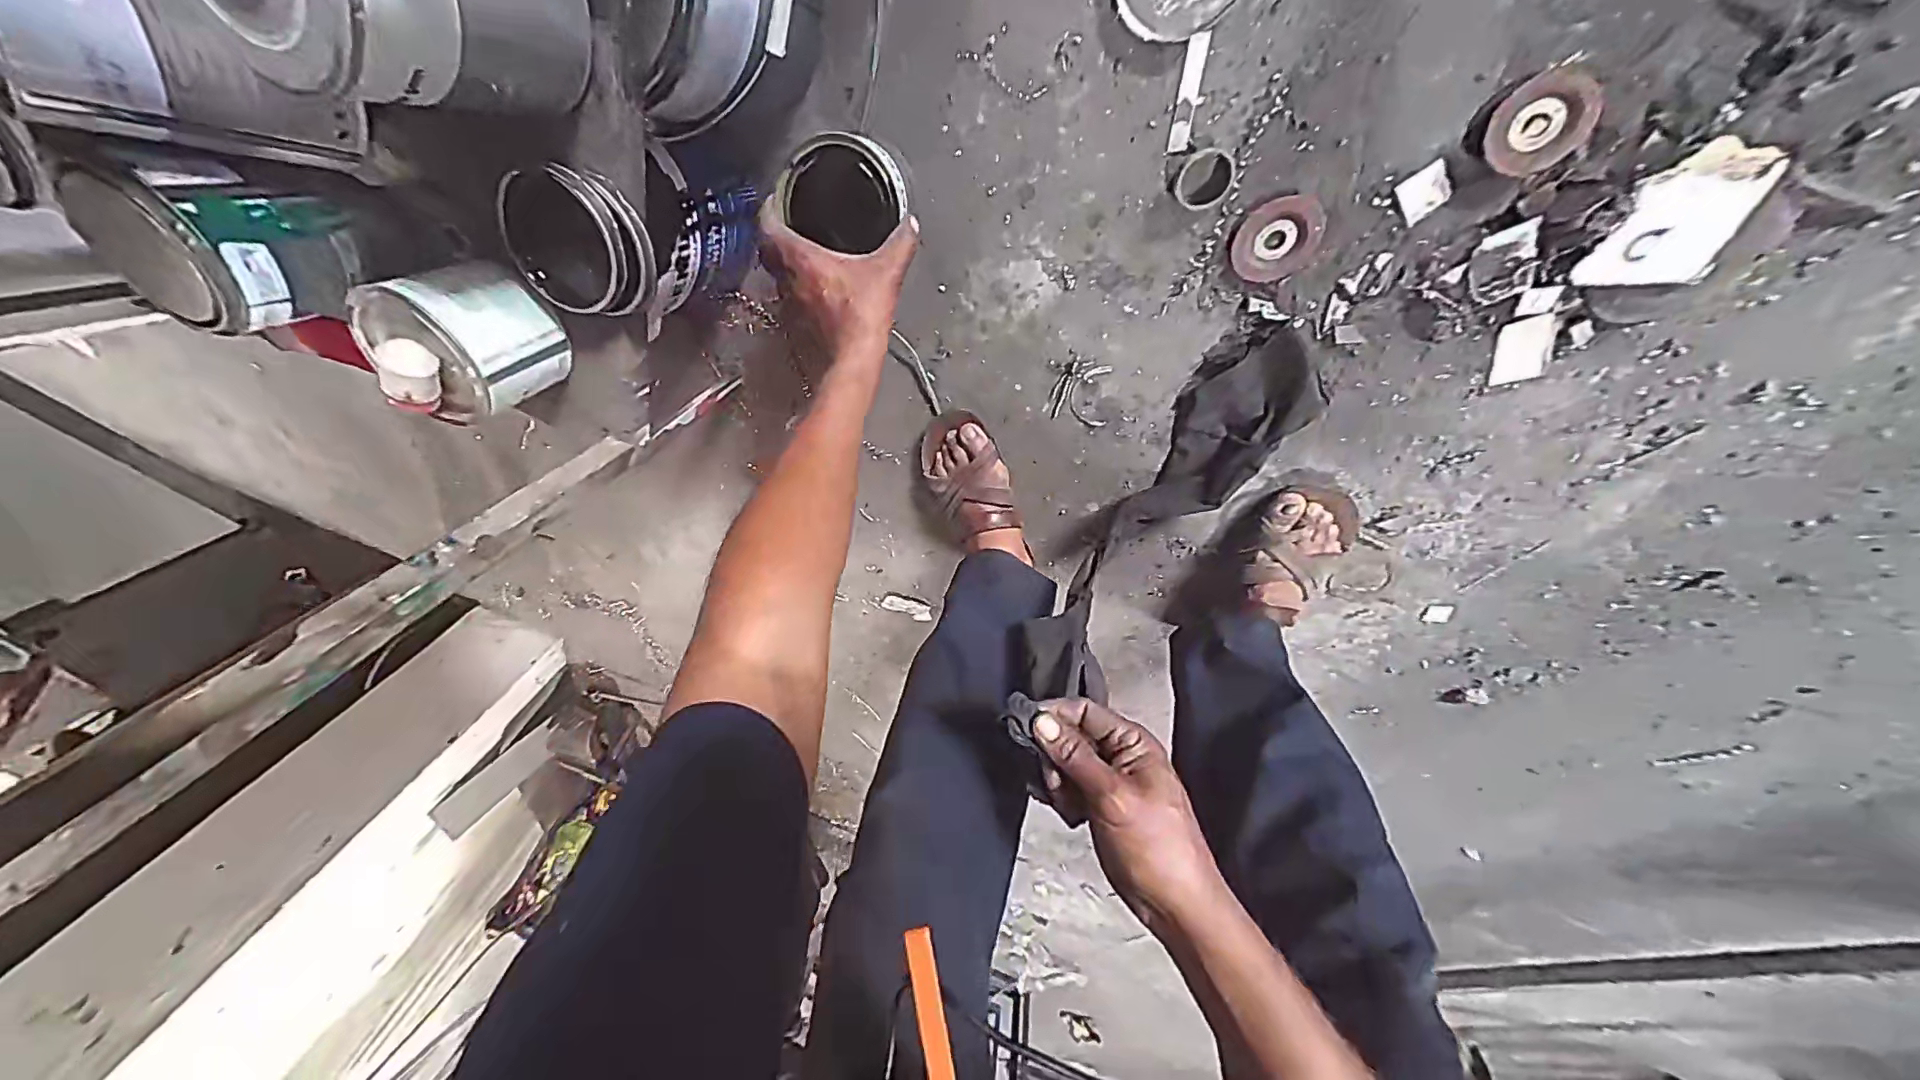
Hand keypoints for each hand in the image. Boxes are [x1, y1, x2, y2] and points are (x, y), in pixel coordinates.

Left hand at [758, 200, 918, 358]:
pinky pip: (789, 301)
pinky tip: (814, 293)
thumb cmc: (861, 318)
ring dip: (785, 267)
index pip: (768, 224)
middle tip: (787, 228)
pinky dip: (797, 292)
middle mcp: (788, 281)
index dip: (769, 208)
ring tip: (801, 259)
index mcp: (801, 259)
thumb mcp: (887, 273)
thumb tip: (911, 226)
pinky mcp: (796, 325)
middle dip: (775, 238)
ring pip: (776, 277)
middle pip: (767, 250)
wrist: (854, 359)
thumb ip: (900, 245)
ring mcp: (789, 305)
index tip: (776, 202)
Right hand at [1033, 699, 1229, 936]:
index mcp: (1133, 743)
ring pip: (1065, 763)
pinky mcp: (1100, 804)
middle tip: (1055, 780)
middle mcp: (1121, 758)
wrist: (1175, 905)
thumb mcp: (1112, 796)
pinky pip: (1069, 788)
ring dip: (1057, 781)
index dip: (1055, 715)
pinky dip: (1062, 798)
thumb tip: (1045, 723)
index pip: (1085, 710)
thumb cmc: (1163, 852)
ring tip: (1069, 804)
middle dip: (1055, 756)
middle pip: (1070, 736)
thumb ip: (1075, 756)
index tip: (1029, 727)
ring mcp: (1110, 782)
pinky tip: (1069, 814)